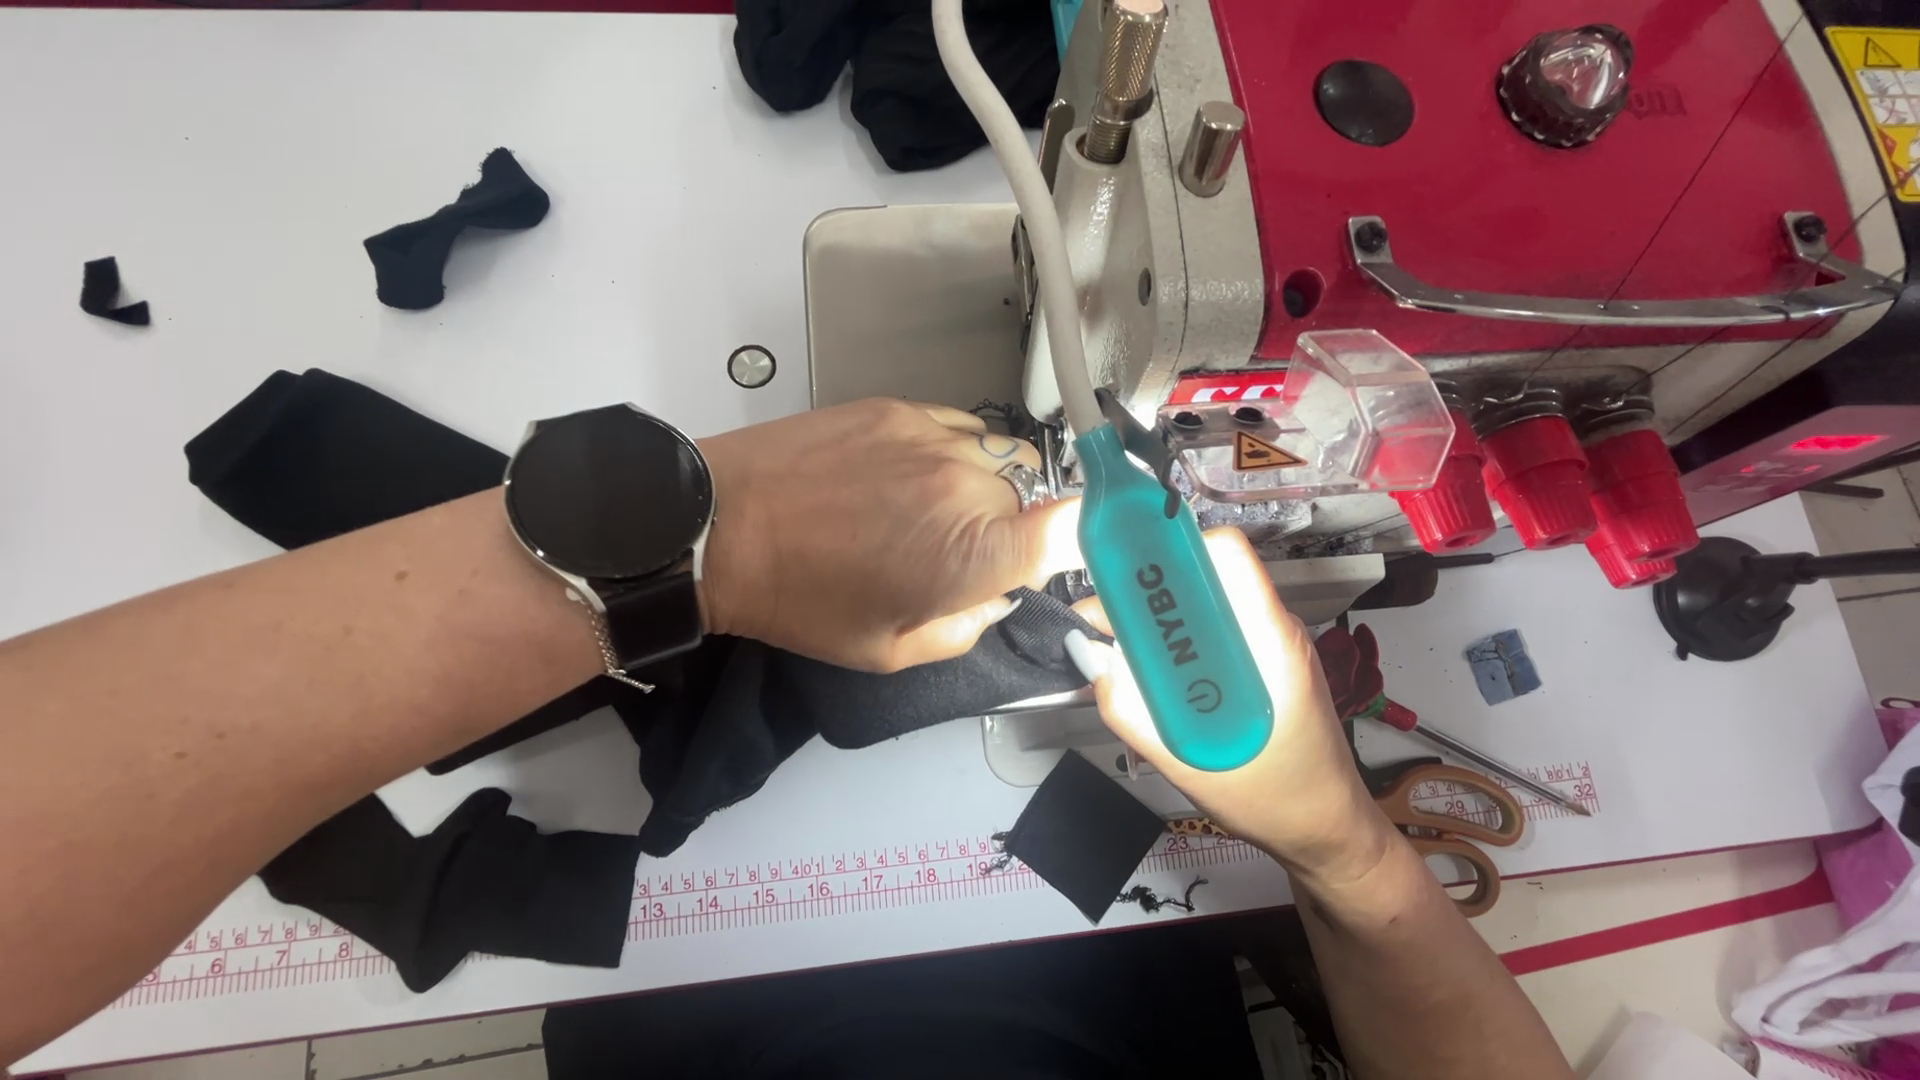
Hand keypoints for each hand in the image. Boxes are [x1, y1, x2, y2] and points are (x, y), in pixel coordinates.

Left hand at [697, 398, 1079, 672]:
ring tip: (931, 510)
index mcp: (973, 554)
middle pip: (1031, 499)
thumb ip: (967, 627)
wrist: (726, 528)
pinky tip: (912, 475)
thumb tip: (993, 594)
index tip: (1063, 551)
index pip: (1074, 529)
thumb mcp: (893, 651)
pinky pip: (960, 428)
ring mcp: (935, 437)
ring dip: (984, 487)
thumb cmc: (804, 600)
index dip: (1083, 540)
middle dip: (1007, 527)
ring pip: (1001, 457)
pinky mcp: (900, 407)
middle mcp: (968, 485)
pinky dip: (954, 454)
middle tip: (955, 551)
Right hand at [1069, 529, 1398, 889]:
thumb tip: (1089, 659)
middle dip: (1149, 589)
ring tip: (1115, 648)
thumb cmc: (1273, 800)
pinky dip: (1178, 643)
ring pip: (1208, 606)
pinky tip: (1151, 677)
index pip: (1226, 553)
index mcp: (1270, 639)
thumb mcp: (1189, 764)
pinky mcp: (1265, 664)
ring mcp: (1272, 645)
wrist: (1329, 833)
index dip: (1172, 547)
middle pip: (1206, 578)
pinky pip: (1215, 634)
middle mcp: (1274, 629)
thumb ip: (1132, 713)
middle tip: (1101, 619)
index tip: (1123, 568)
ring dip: (1161, 619)